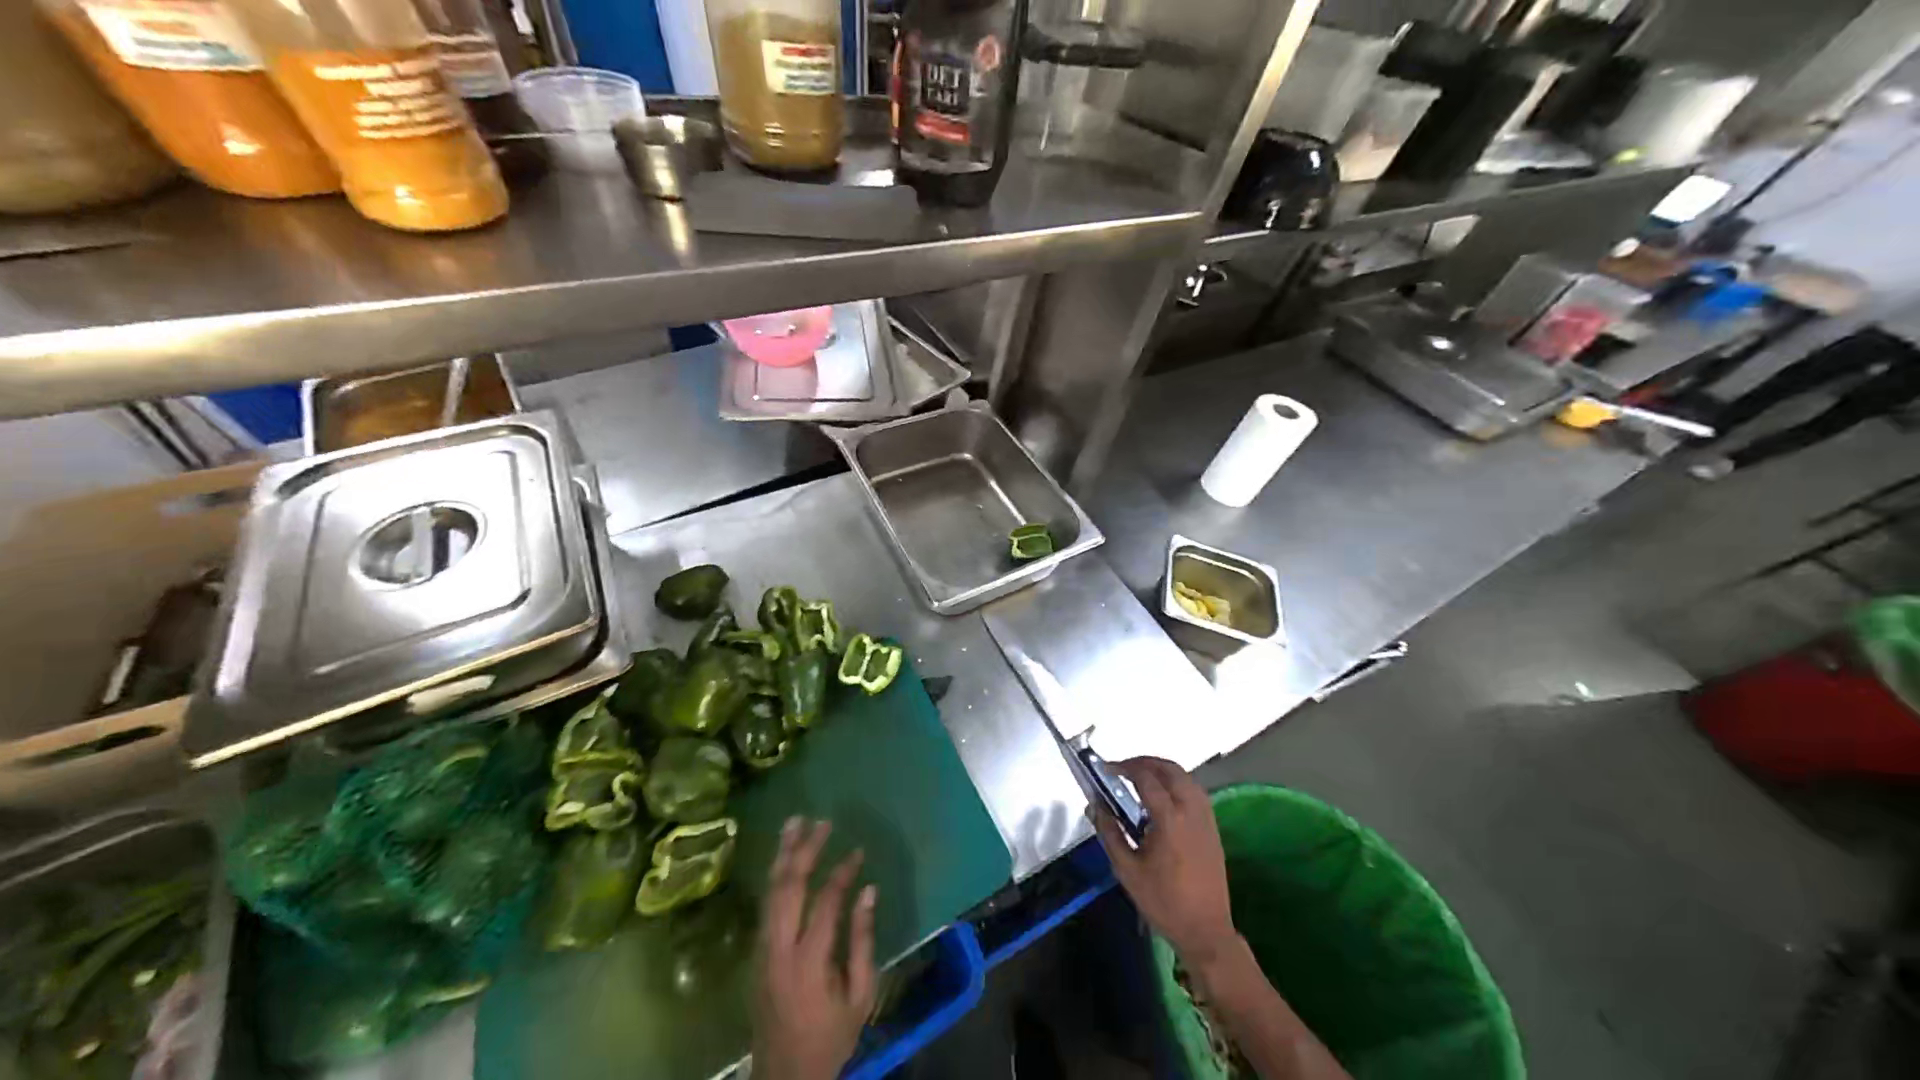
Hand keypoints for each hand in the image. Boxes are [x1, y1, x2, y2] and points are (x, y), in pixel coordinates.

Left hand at [753, 818, 877, 1079]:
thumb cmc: (831, 1036)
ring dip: (782, 854)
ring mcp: (761, 949)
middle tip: (821, 821)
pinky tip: (784, 858)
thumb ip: (863, 940)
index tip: (858, 851)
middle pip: (788, 887)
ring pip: (769, 891)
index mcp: (809, 961)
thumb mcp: (860, 995)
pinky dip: (775, 876)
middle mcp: (779, 948)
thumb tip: (869, 890)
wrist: (784, 1075)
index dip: (843, 872)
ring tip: (795, 823)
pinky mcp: (755, 953)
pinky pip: (765, 904)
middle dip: (804, 850)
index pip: (825, 901)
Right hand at [1092, 757, 1237, 965]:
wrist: (1205, 930)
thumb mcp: (1126, 869)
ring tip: (1140, 778)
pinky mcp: (1213, 828)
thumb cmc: (1163, 901)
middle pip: (1171, 770)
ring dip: (1163, 770)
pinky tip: (1163, 797)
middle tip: (1123, 768)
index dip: (1124, 767)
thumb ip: (1109, 832)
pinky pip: (1195, 792)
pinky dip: (1177, 783)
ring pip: (1186, 778)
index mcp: (1170, 819)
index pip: (1146, 778)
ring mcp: (1206, 819)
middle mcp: (1191, 811)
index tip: (1106, 769)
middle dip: (1145, 762)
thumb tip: (1095, 805)